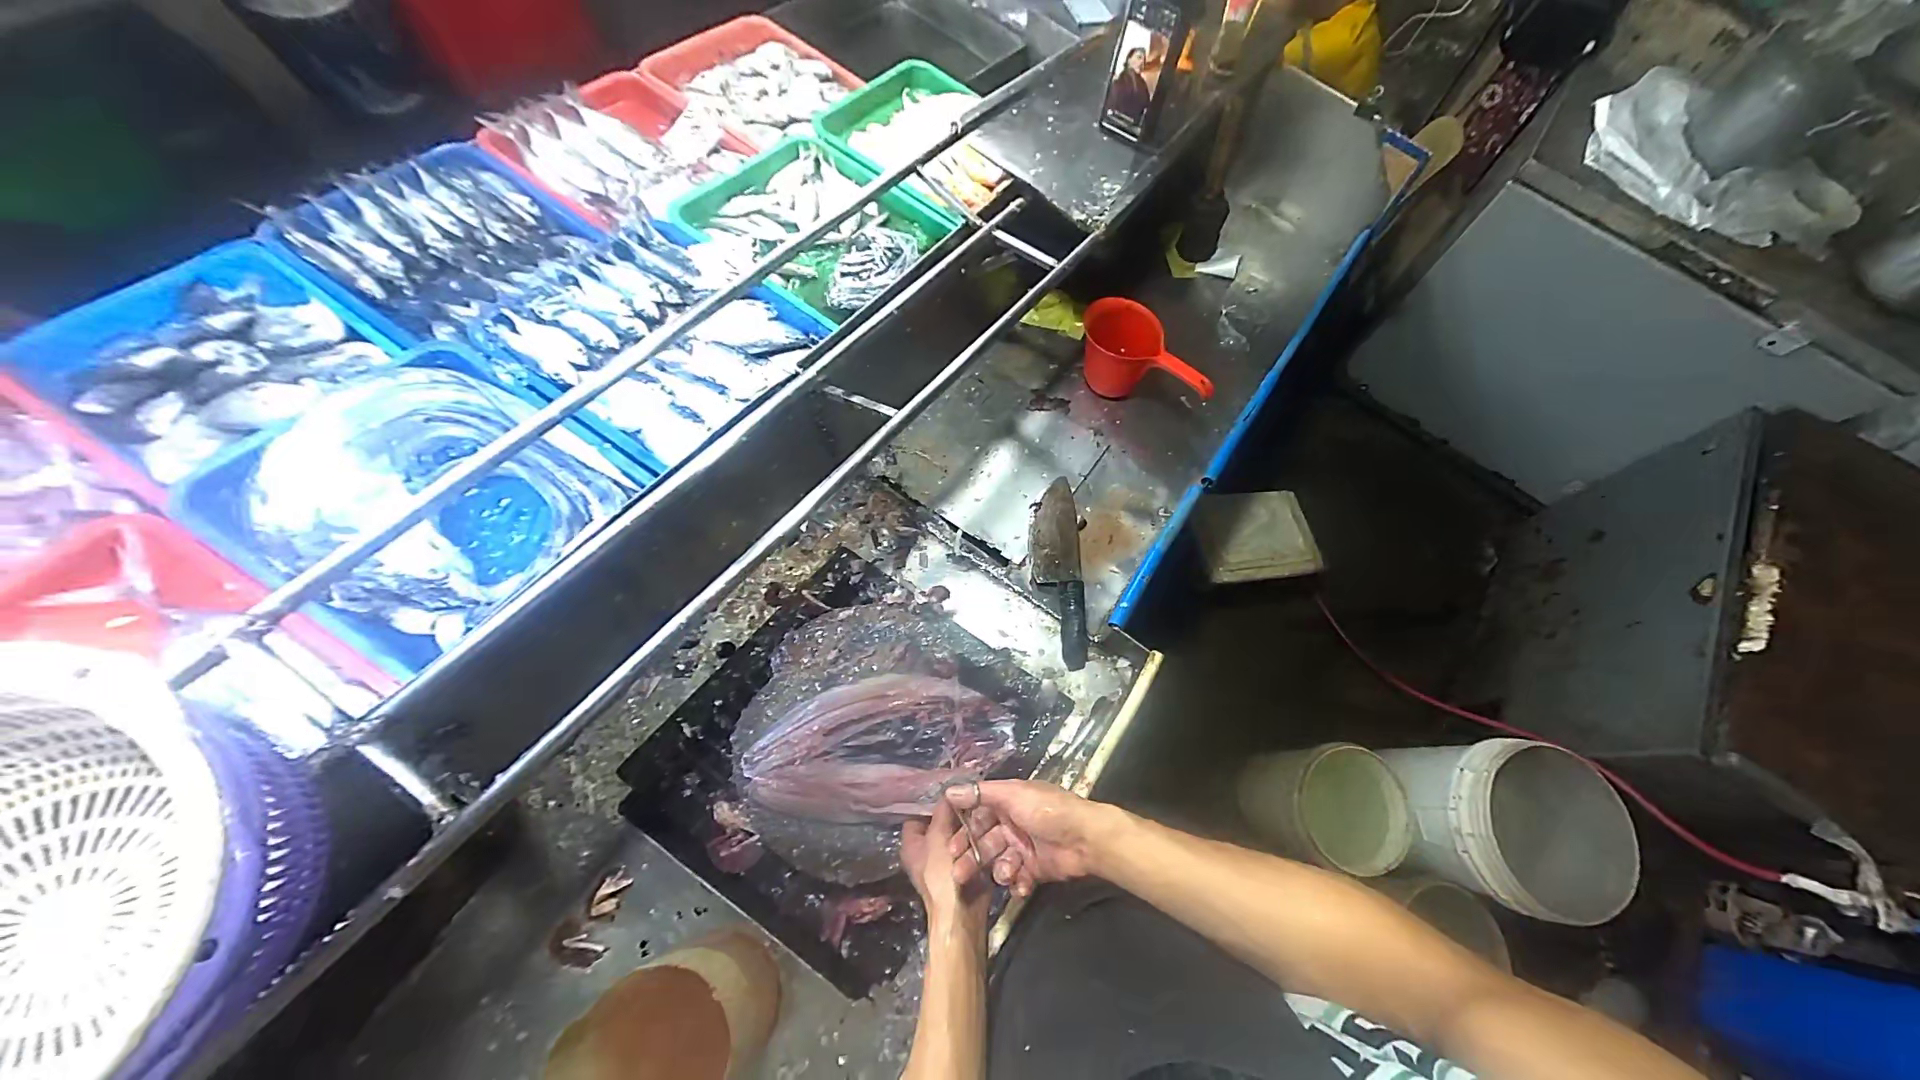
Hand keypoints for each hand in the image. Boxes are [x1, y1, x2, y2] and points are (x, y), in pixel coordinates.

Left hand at [903, 799, 990, 941]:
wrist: (959, 915)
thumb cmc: (940, 875)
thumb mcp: (938, 837)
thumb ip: (942, 811)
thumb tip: (948, 791)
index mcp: (911, 843)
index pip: (918, 813)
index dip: (933, 802)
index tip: (952, 790)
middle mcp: (926, 850)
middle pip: (942, 823)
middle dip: (957, 814)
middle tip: (973, 800)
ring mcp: (945, 861)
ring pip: (960, 835)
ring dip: (971, 829)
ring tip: (985, 815)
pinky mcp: (965, 869)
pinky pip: (972, 848)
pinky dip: (979, 841)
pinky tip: (992, 830)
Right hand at [943, 780, 1112, 897]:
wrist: (1086, 838)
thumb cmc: (1047, 811)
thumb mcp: (1013, 795)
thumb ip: (981, 794)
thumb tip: (949, 790)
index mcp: (1007, 804)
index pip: (978, 817)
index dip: (964, 831)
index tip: (949, 846)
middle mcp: (1012, 825)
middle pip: (985, 842)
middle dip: (972, 857)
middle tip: (958, 873)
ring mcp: (1024, 848)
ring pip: (999, 862)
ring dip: (998, 870)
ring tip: (1005, 874)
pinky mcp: (1035, 869)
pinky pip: (1018, 878)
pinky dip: (1017, 883)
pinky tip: (1019, 884)